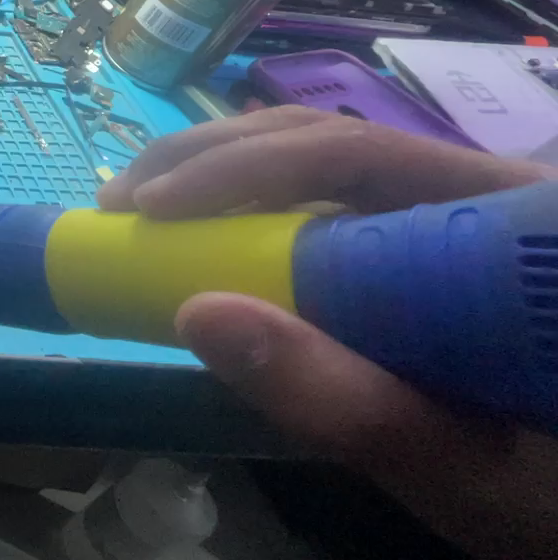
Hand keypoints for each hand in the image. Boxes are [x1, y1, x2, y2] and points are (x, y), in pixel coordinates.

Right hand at [100, 106, 557, 557]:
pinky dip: (228, 199)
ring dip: (201, 170)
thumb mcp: (467, 470)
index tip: (152, 208)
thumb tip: (194, 314)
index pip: (354, 151)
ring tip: (131, 206)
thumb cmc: (549, 496)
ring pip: (300, 152)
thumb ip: (350, 403)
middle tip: (118, 203)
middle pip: (313, 137)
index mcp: (511, 224)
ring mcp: (432, 213)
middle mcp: (470, 196)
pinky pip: (306, 193)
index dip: (238, 165)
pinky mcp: (396, 237)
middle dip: (199, 159)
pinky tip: (183, 221)